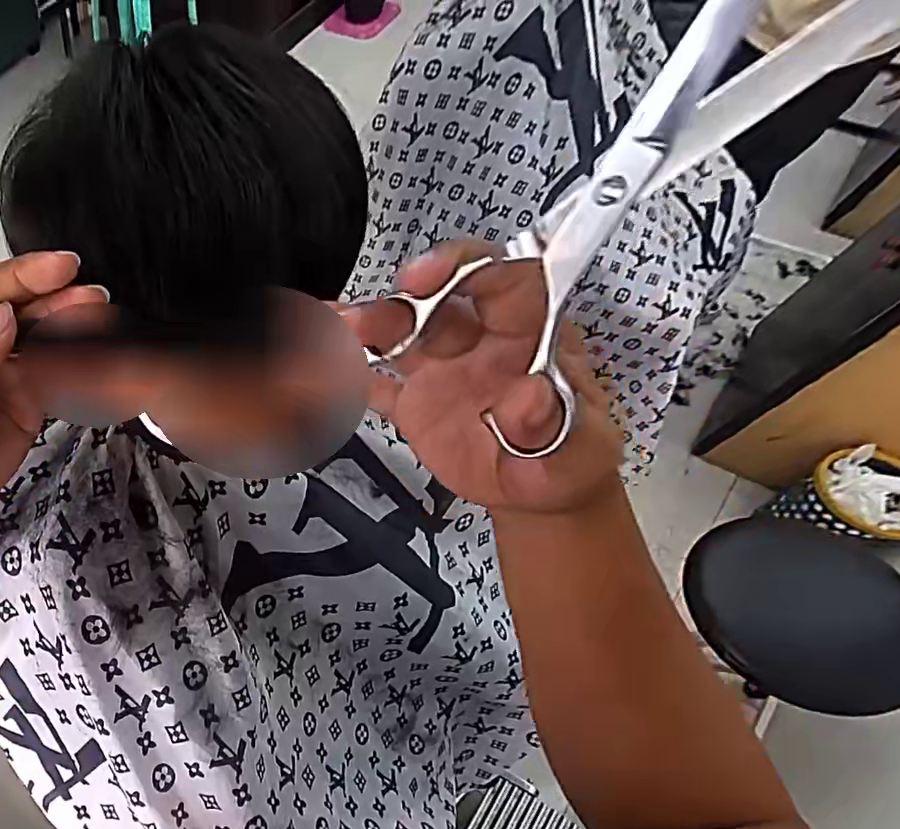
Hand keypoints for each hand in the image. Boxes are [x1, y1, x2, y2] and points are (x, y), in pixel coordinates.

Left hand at [0, 251, 102, 517]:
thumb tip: (2, 318)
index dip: (22, 277)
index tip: (59, 267)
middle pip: (20, 308)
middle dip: (55, 294)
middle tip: (91, 290)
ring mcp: (7, 370)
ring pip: (42, 334)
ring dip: (70, 320)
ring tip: (100, 309)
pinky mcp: (28, 396)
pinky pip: (55, 368)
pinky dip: (76, 355)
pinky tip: (95, 345)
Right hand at [351, 240, 622, 515]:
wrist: (536, 489)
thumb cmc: (567, 458)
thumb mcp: (579, 447)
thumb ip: (556, 423)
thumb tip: (530, 398)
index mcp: (530, 335)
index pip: (502, 280)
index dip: (463, 268)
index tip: (425, 275)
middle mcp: (481, 341)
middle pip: (437, 303)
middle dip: (398, 305)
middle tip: (362, 320)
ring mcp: (443, 369)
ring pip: (400, 334)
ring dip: (364, 332)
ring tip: (329, 336)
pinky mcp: (415, 401)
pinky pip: (377, 382)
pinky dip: (347, 376)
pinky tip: (320, 365)